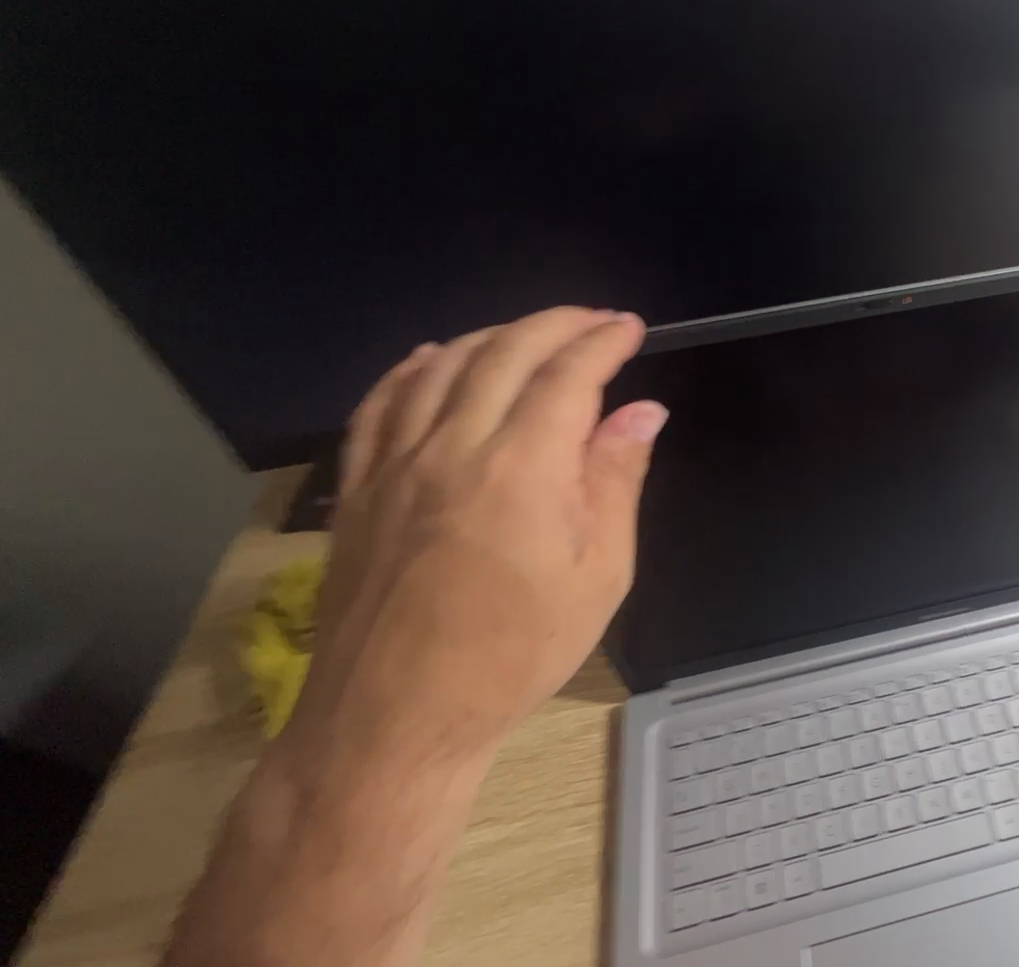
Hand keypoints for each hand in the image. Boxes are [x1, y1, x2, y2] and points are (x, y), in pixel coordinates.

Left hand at [285, 307, 667, 762]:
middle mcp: (453, 448)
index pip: (567, 376)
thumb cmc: (518, 650)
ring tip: (532, 333)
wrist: (399, 716)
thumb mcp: (600, 574)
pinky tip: (434, 358)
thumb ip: (617, 480)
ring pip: (441, 366)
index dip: (602, 341)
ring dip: (493, 335)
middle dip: (556, 324)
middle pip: (504, 354)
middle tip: (594, 320)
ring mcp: (395, 464)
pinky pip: (381, 404)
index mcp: (522, 469)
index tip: (629, 326)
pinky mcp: (359, 488)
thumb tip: (642, 412)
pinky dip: (414, 368)